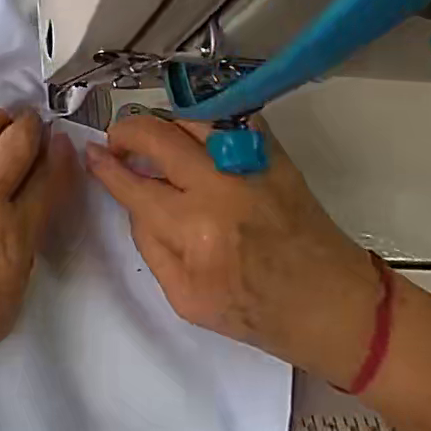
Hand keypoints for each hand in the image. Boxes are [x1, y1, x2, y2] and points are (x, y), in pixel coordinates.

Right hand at [82, 115, 380, 384]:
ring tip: (155, 142)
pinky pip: (229, 120)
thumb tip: (135, 198)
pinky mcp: (275, 159)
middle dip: (124, 132)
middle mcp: (220, 188)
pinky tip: (192, 140)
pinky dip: (202, 123)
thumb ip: (149, 242)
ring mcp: (251, 167)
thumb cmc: (257, 312)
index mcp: (195, 229)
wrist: (339, 310)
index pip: (132, 183)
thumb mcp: (184, 297)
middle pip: (155, 134)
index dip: (103, 165)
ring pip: (189, 118)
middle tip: (119, 144)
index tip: (90, 153)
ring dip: (162, 125)